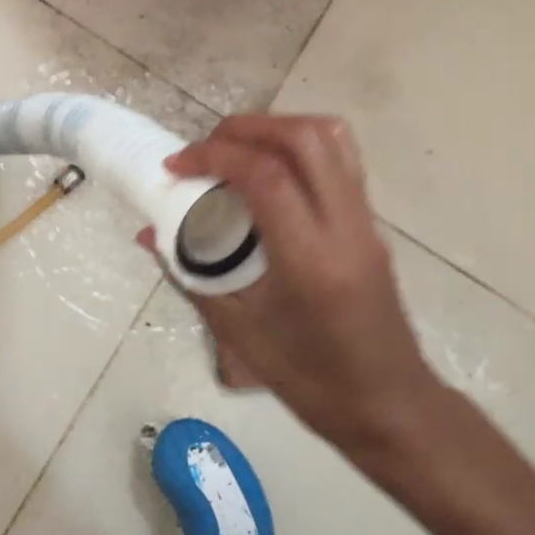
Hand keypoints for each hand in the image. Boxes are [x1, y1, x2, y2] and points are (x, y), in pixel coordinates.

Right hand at [148, 115, 441, 450]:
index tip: (175, 167)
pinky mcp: (370, 224)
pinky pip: (338, 161)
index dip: (214, 156)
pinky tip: (264, 177)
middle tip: (205, 149)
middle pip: (305, 138)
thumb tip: (147, 234)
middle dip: (247, 128)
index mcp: (311, 259)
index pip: (266, 175)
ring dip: (275, 130)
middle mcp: (346, 227)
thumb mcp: (238, 332)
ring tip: (234, 152)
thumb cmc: (310, 380)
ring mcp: (365, 222)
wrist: (388, 405)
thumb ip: (190, 274)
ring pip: (330, 139)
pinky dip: (296, 149)